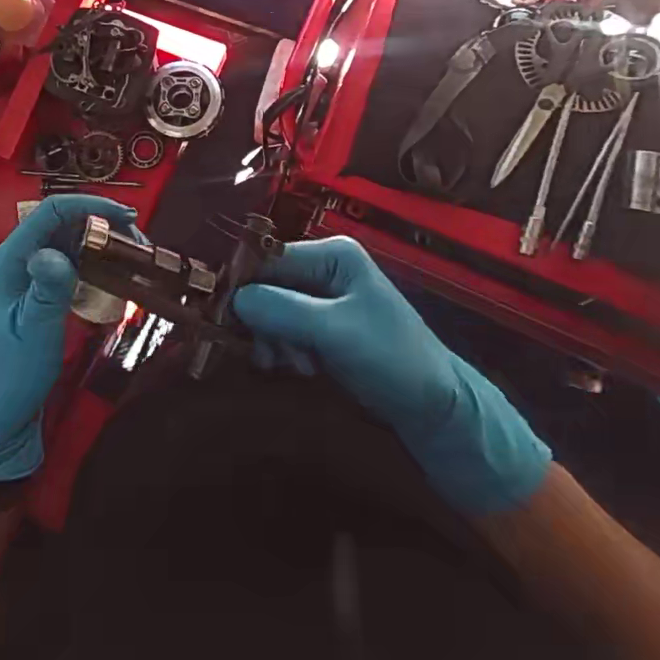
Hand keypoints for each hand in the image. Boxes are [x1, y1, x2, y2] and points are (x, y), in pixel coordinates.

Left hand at [0, 194, 137, 483]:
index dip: (87, 206)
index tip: (125, 216)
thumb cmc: (10, 373)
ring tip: (132, 253)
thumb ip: (46, 290)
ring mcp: (28, 274)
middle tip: (137, 240)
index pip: (49, 213)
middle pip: (61, 222)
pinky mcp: (40, 289)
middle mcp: (18, 259)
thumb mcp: (32, 332)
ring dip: (99, 240)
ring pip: (67, 241)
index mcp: (9, 260)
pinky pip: (69, 263)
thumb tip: (57, 253)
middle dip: (100, 222)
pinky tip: (114, 273)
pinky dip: (93, 261)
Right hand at [232, 236, 549, 513]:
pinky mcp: (319, 324)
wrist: (432, 406)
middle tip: (273, 355)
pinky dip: (283, 349)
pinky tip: (300, 367)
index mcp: (332, 254)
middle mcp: (322, 268)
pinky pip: (282, 329)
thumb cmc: (391, 358)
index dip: (245, 287)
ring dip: (274, 340)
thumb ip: (282, 309)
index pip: (268, 258)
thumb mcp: (335, 331)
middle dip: (265, 322)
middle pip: (265, 285)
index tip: (228, 320)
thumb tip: (233, 298)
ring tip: (298, 365)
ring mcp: (321, 297)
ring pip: (270, 310)